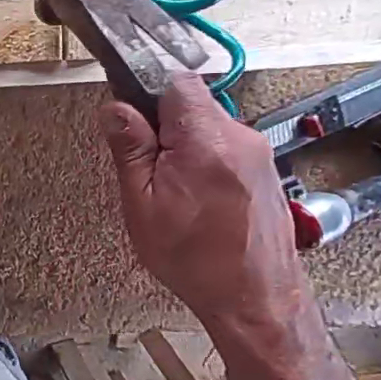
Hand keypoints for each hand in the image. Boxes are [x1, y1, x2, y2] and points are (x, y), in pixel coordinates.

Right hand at [100, 72, 312, 332]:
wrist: (254, 297)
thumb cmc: (197, 259)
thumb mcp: (142, 205)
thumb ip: (130, 149)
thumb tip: (116, 109)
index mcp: (205, 141)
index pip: (176, 82)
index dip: (146, 91)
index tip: (128, 113)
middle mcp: (239, 138)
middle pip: (192, 103)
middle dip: (161, 125)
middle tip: (144, 164)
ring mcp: (256, 152)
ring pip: (207, 125)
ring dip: (182, 144)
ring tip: (168, 188)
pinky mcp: (263, 168)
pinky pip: (223, 145)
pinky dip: (201, 159)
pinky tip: (191, 195)